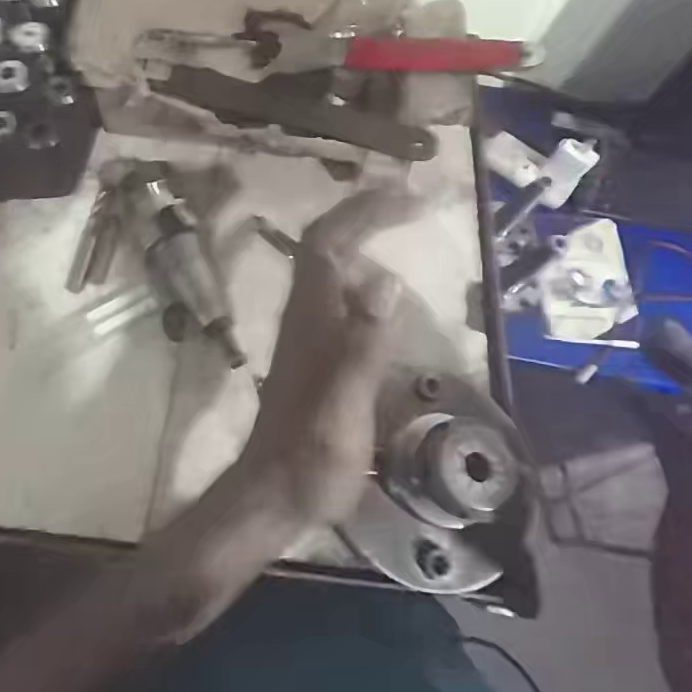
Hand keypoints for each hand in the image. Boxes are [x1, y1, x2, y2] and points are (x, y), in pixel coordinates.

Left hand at [231, 189, 416, 529]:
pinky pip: (345, 299)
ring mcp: (312, 337)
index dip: (362, 212)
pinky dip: (370, 278)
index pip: (326, 244)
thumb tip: (386, 279)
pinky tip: (394, 291)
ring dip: (367, 239)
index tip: (407, 196)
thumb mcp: (342, 406)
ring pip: (334, 270)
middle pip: (328, 247)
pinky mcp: (322, 358)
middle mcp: (308, 318)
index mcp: (312, 320)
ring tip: (408, 226)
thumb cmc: (310, 456)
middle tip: (416, 201)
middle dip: (368, 214)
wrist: (275, 495)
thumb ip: (362, 347)